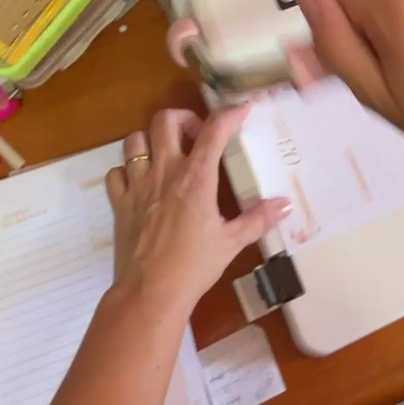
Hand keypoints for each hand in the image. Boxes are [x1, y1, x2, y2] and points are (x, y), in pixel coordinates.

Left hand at [104, 107, 290, 317]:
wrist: (150, 294)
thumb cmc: (194, 266)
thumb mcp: (232, 242)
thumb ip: (259, 219)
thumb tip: (286, 205)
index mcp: (196, 177)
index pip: (214, 130)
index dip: (230, 113)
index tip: (242, 110)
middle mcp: (165, 171)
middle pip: (165, 120)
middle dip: (183, 118)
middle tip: (197, 135)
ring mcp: (137, 185)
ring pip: (135, 139)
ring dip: (151, 140)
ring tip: (167, 154)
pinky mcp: (119, 203)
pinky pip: (116, 173)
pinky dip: (127, 170)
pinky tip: (140, 182)